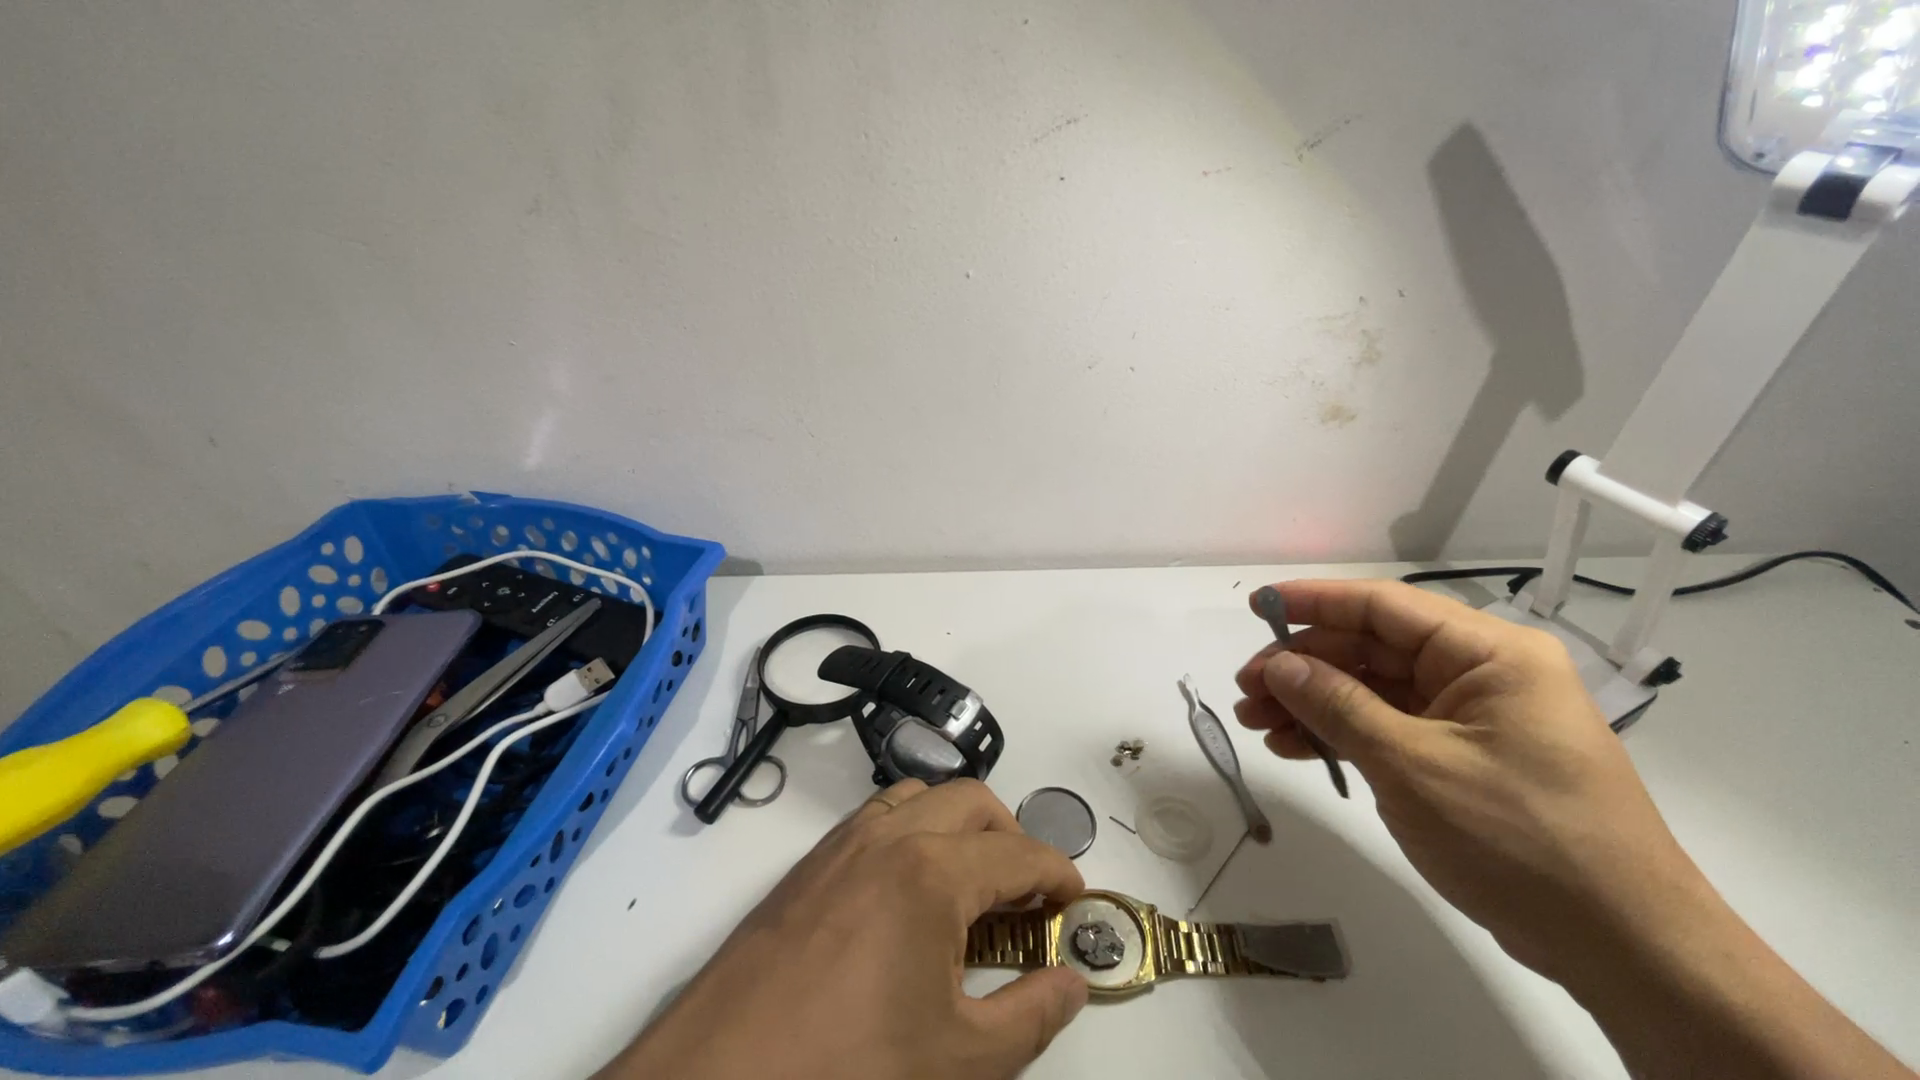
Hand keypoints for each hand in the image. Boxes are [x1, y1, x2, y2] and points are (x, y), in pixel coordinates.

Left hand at [598, 779, 1087, 1079]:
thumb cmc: (847, 1064)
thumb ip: (1032, 1015)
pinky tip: (907, 896)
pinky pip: (875, 818)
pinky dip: (910, 832)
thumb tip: (1072, 984)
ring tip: (968, 887)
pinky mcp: (807, 864)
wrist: (722, 1076)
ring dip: (957, 826)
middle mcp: (888, 837)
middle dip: (1012, 837)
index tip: (1074, 900)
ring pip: (919, 798)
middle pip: (972, 802)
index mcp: (932, 872)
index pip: (1019, 854)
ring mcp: (841, 844)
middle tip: (1025, 896)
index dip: (1059, 874)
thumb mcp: (959, 1058)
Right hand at [1231, 579, 1708, 980]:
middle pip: (1375, 650)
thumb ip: (1339, 707)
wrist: (1621, 943)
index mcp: (1490, 653)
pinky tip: (1297, 748)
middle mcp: (1484, 674)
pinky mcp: (1468, 760)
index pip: (1385, 606)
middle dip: (1305, 667)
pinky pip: (1393, 730)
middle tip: (1245, 691)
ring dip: (1316, 705)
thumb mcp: (1413, 766)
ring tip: (1257, 724)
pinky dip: (1345, 737)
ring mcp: (1477, 719)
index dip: (1314, 602)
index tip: (1256, 607)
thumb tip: (1279, 665)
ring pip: (1377, 691)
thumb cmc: (1519, 838)